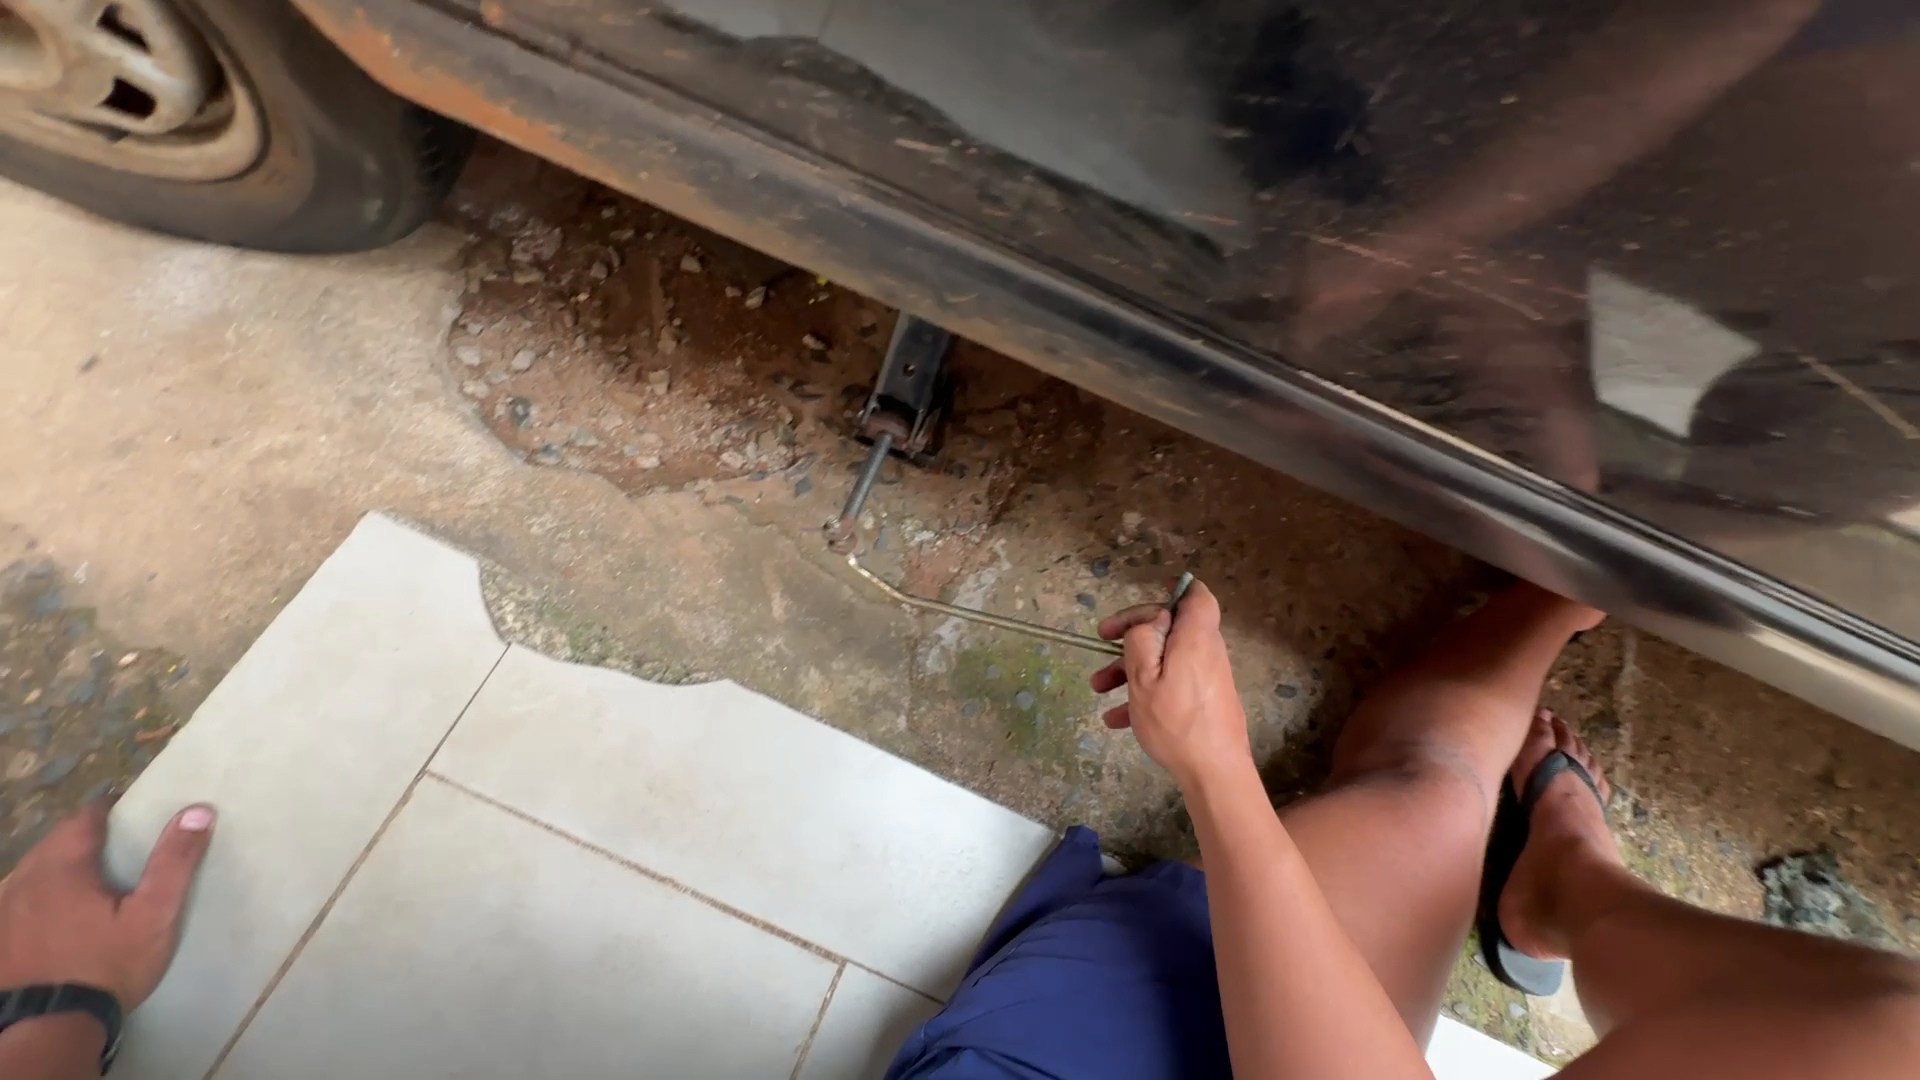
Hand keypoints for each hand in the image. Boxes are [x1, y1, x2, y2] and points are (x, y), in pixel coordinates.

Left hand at [0, 801, 215, 1009]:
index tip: (131, 807)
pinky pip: (14, 902)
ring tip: (87, 873)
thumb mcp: (155, 913)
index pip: (80, 822)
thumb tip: (197, 810)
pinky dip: (36, 893)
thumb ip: (174, 861)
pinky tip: (54, 910)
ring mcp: (1, 918)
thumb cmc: (108, 963)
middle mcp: (20, 888)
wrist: (47, 1027)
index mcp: (61, 873)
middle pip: (50, 846)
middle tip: (116, 840)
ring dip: (55, 865)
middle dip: (81, 836)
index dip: (106, 809)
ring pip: (27, 874)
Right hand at [1089, 581, 1251, 787]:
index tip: (1147, 595)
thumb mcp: (1144, 678)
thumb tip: (1151, 620)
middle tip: (1102, 642)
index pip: (1196, 597)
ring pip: (1166, 660)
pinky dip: (1146, 693)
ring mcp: (1207, 678)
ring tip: (1098, 687)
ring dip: (1131, 668)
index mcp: (1194, 638)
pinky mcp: (1206, 702)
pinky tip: (1116, 719)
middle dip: (1133, 635)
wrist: (1215, 773)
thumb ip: (1142, 641)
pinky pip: (1172, 685)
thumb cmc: (1175, 722)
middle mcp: (1206, 652)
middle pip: (1170, 629)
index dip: (1174, 590)